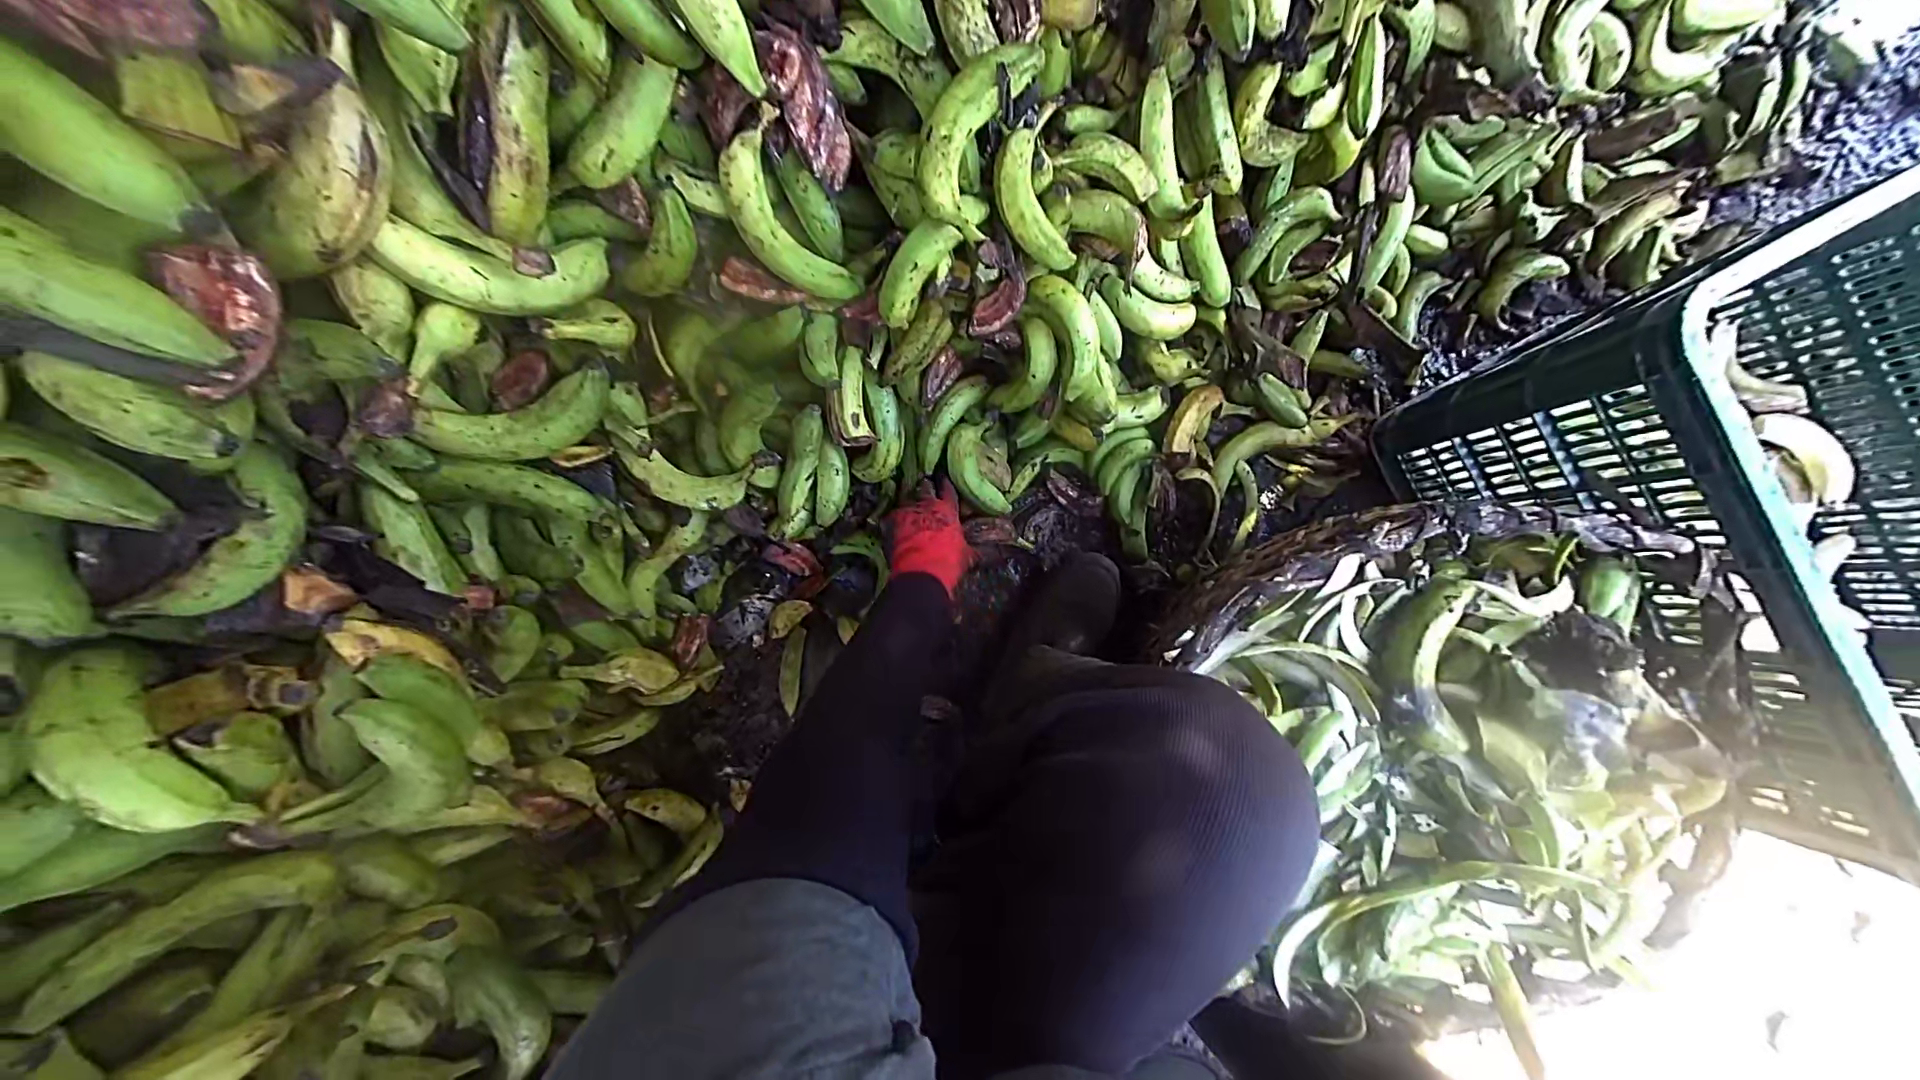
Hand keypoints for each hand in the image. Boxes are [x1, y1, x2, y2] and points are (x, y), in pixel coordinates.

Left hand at [885, 480, 971, 595]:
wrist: (921, 576)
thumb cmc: (949, 564)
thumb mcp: (968, 557)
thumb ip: (980, 551)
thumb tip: (1000, 554)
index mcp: (947, 511)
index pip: (947, 489)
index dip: (945, 483)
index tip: (943, 478)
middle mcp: (927, 505)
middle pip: (924, 486)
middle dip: (926, 485)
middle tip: (926, 485)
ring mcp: (907, 512)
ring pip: (907, 497)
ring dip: (910, 499)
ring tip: (911, 501)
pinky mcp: (892, 523)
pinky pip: (892, 514)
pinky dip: (895, 516)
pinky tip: (895, 520)